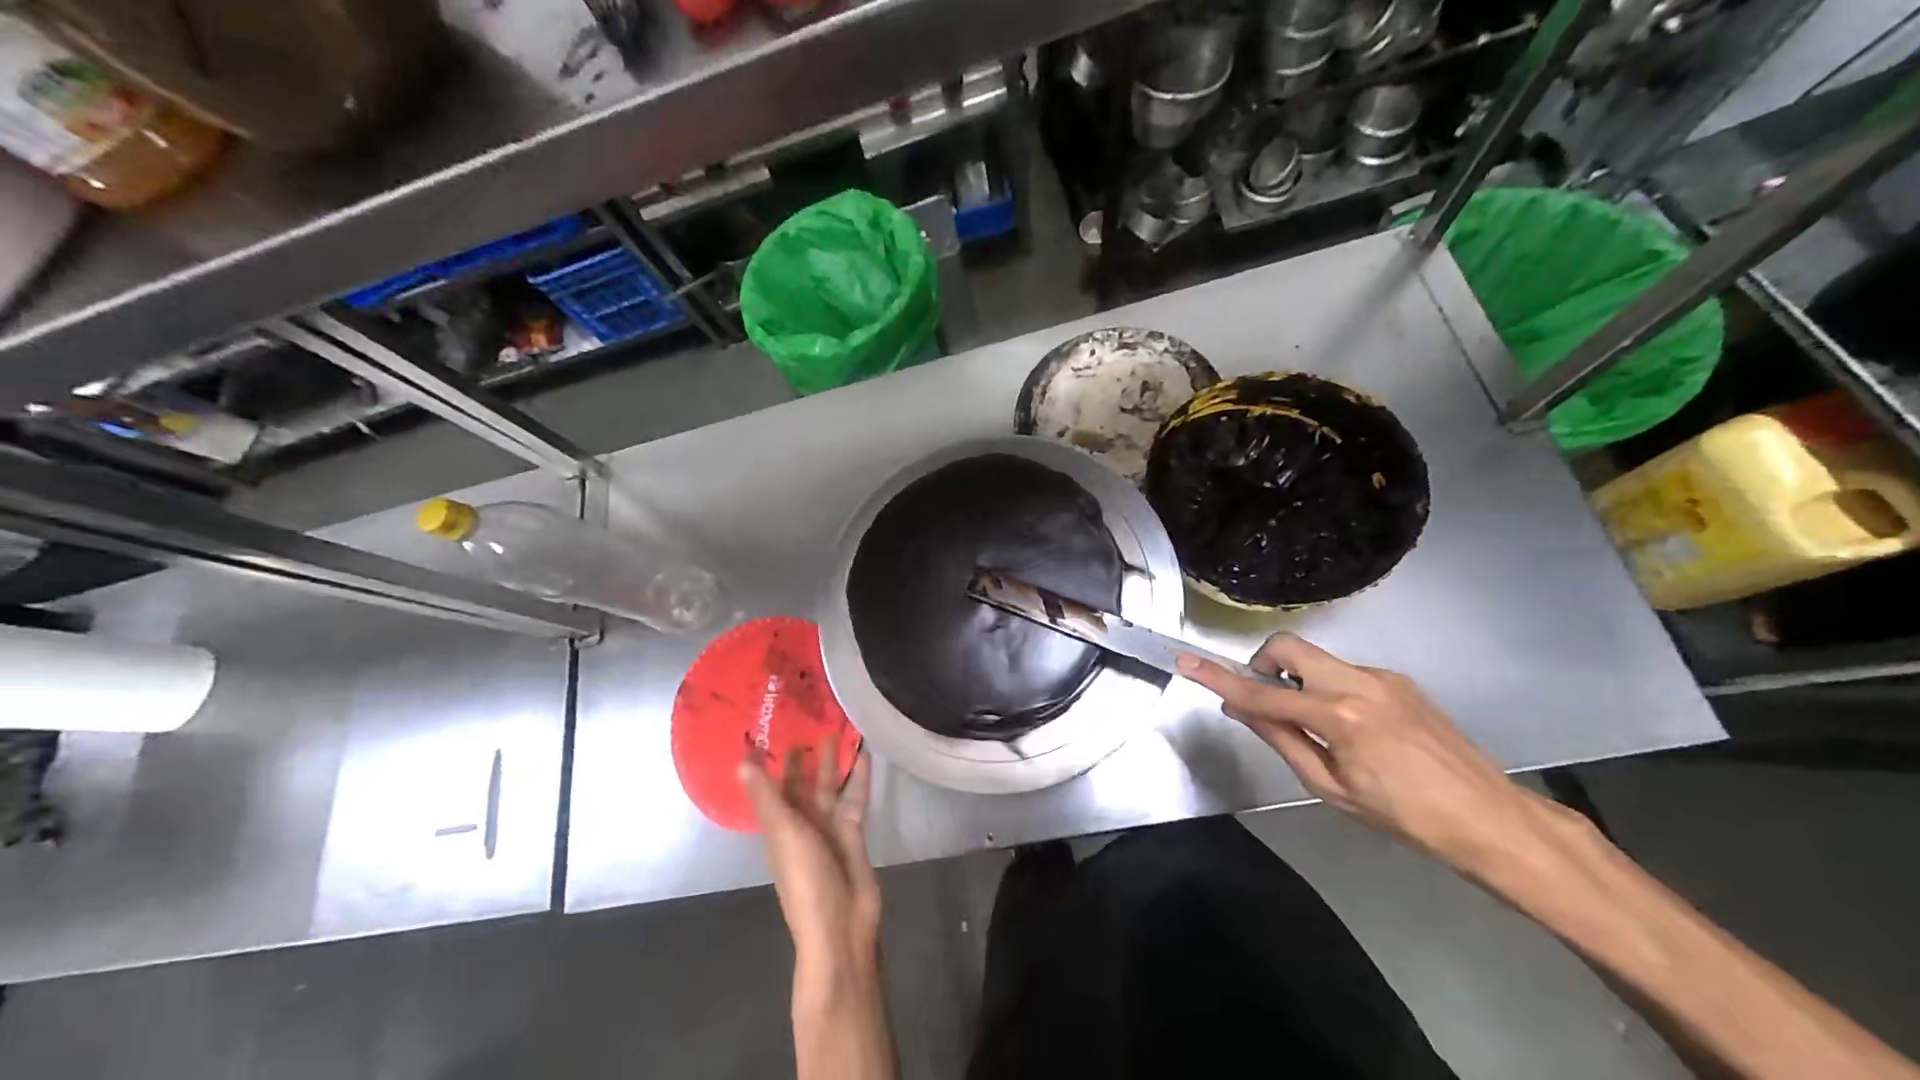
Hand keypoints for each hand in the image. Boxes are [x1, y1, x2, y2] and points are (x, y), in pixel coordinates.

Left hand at [740, 738, 880, 981]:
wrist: (841, 924)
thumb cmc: (806, 879)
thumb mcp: (784, 833)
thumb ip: (767, 796)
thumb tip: (741, 760)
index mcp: (778, 826)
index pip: (771, 786)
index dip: (769, 762)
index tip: (769, 730)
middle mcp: (801, 824)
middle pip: (801, 784)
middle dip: (803, 759)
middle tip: (808, 722)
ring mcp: (828, 829)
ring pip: (828, 787)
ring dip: (832, 763)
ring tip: (837, 731)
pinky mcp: (853, 834)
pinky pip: (854, 799)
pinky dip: (858, 779)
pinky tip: (864, 757)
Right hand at [1178, 633, 1574, 872]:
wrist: (1489, 817)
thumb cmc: (1403, 816)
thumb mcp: (1330, 787)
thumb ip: (1281, 740)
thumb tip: (1241, 709)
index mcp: (1338, 717)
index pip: (1262, 694)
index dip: (1219, 678)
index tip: (1187, 661)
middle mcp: (1358, 683)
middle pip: (1289, 648)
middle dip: (1263, 664)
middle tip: (1263, 699)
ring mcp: (1383, 677)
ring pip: (1317, 659)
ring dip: (1297, 681)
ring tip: (1315, 726)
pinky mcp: (1399, 680)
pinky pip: (1345, 673)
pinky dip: (1328, 689)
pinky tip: (1350, 728)